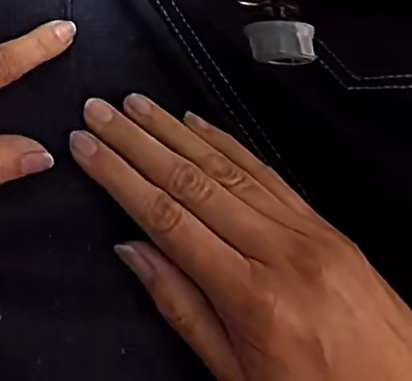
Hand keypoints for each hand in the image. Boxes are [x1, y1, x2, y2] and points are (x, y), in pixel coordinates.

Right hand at [71, 95, 411, 380]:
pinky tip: (196, 121)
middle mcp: (279, 250)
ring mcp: (306, 230)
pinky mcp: (324, 223)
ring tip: (136, 104)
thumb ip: (182, 308)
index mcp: (254, 297)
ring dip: (172, 129)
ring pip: (224, 165)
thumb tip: (131, 249)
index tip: (87, 146)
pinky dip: (225, 141)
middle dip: (136, 140)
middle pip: (190, 179)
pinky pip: (265, 171)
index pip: (167, 217)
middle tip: (99, 109)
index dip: (119, 176)